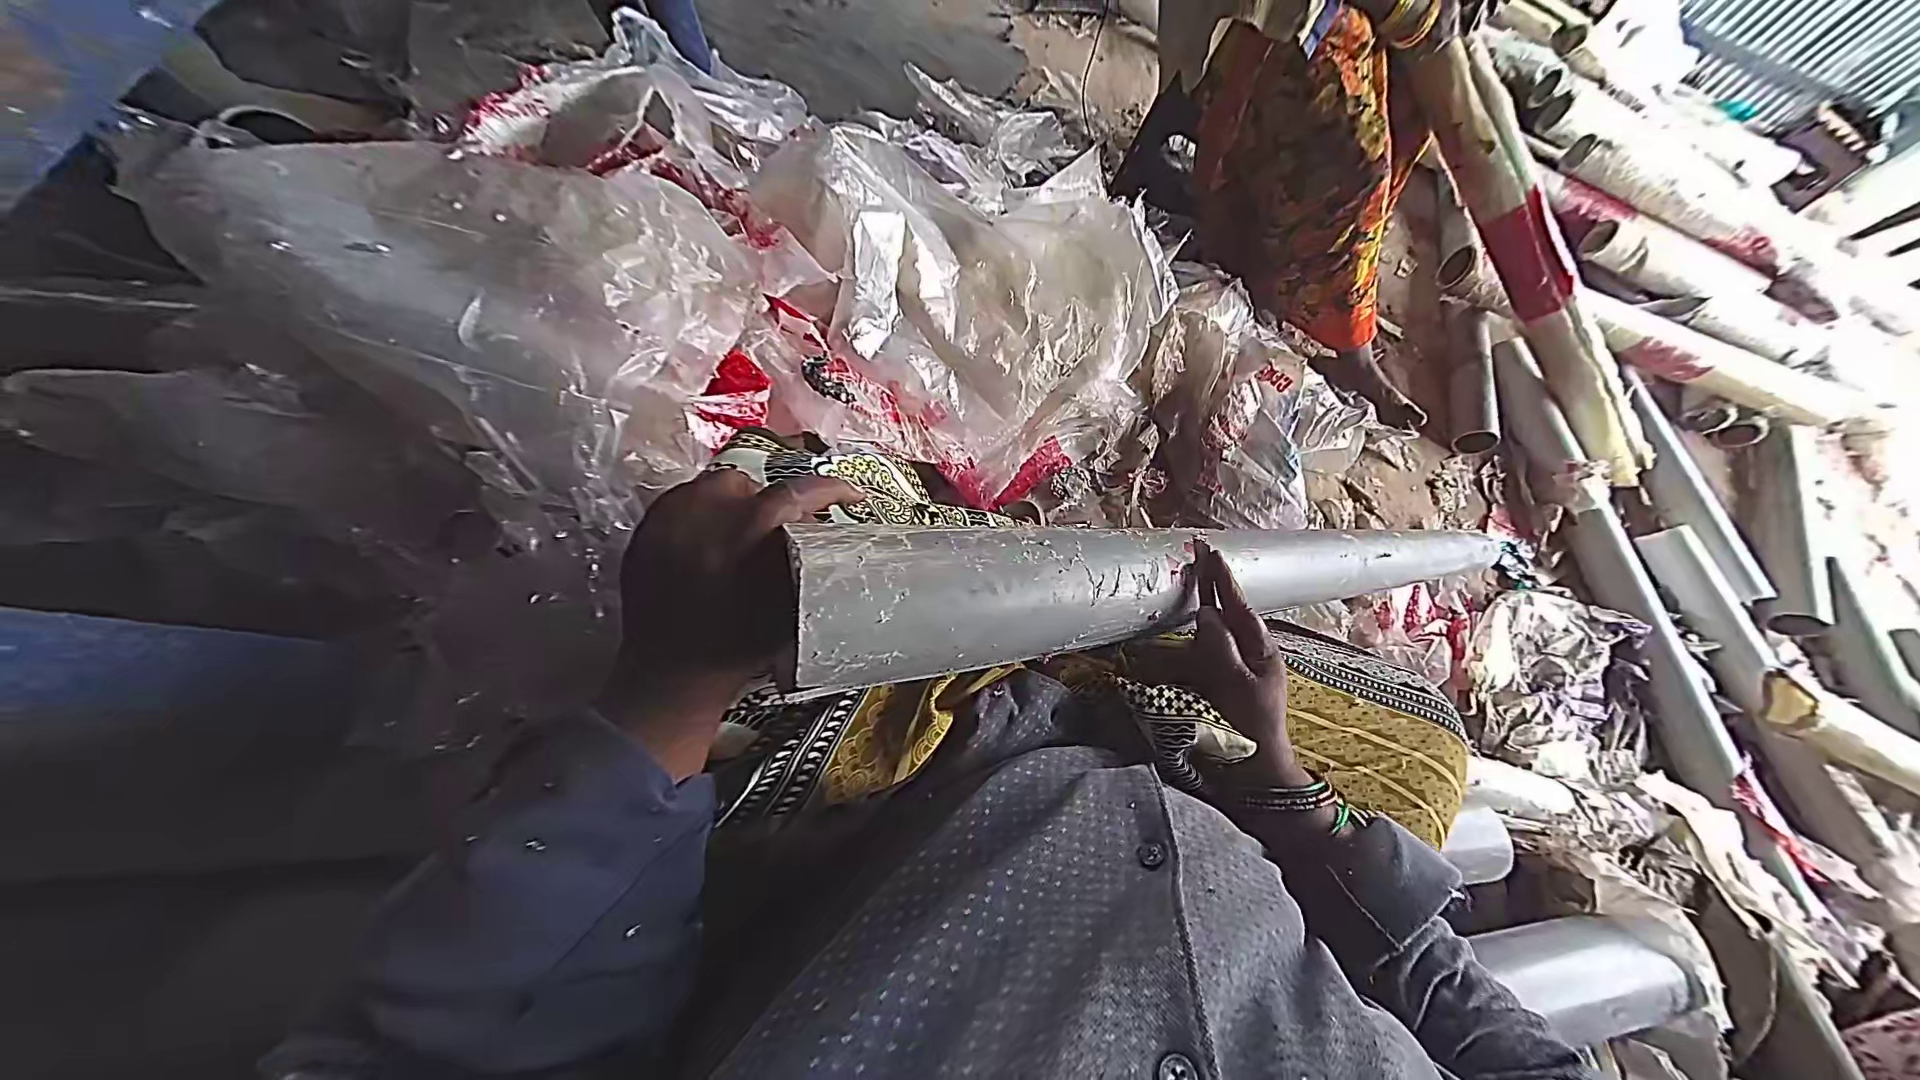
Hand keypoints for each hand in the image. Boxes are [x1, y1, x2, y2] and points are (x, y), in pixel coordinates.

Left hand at [598, 468, 863, 778]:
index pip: (797, 492)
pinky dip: (701, 511)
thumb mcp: (790, 604)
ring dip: (734, 502)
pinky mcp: (644, 531)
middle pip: (748, 482)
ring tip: (742, 531)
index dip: (831, 488)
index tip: (850, 496)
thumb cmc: (740, 646)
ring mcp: (667, 520)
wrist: (674, 675)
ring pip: (711, 486)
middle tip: (782, 526)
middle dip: (770, 499)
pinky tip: (710, 538)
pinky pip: (680, 501)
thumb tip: (820, 527)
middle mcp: (703, 515)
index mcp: (746, 533)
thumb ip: (806, 558)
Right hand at [1189, 541, 1313, 788]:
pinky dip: (1204, 626)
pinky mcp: (1228, 675)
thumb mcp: (1238, 686)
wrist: (1259, 766)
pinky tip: (1198, 618)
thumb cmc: (1252, 726)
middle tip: (1201, 553)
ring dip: (1210, 600)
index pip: (1236, 603)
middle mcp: (1250, 648)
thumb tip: (1207, 613)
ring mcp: (1240, 661)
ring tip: (1197, 577)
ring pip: (1221, 623)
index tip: (1209, 551)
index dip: (1221, 577)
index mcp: (1258, 646)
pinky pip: (1213, 642)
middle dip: (1216, 580)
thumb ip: (1222, 648)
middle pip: (1230, 606)